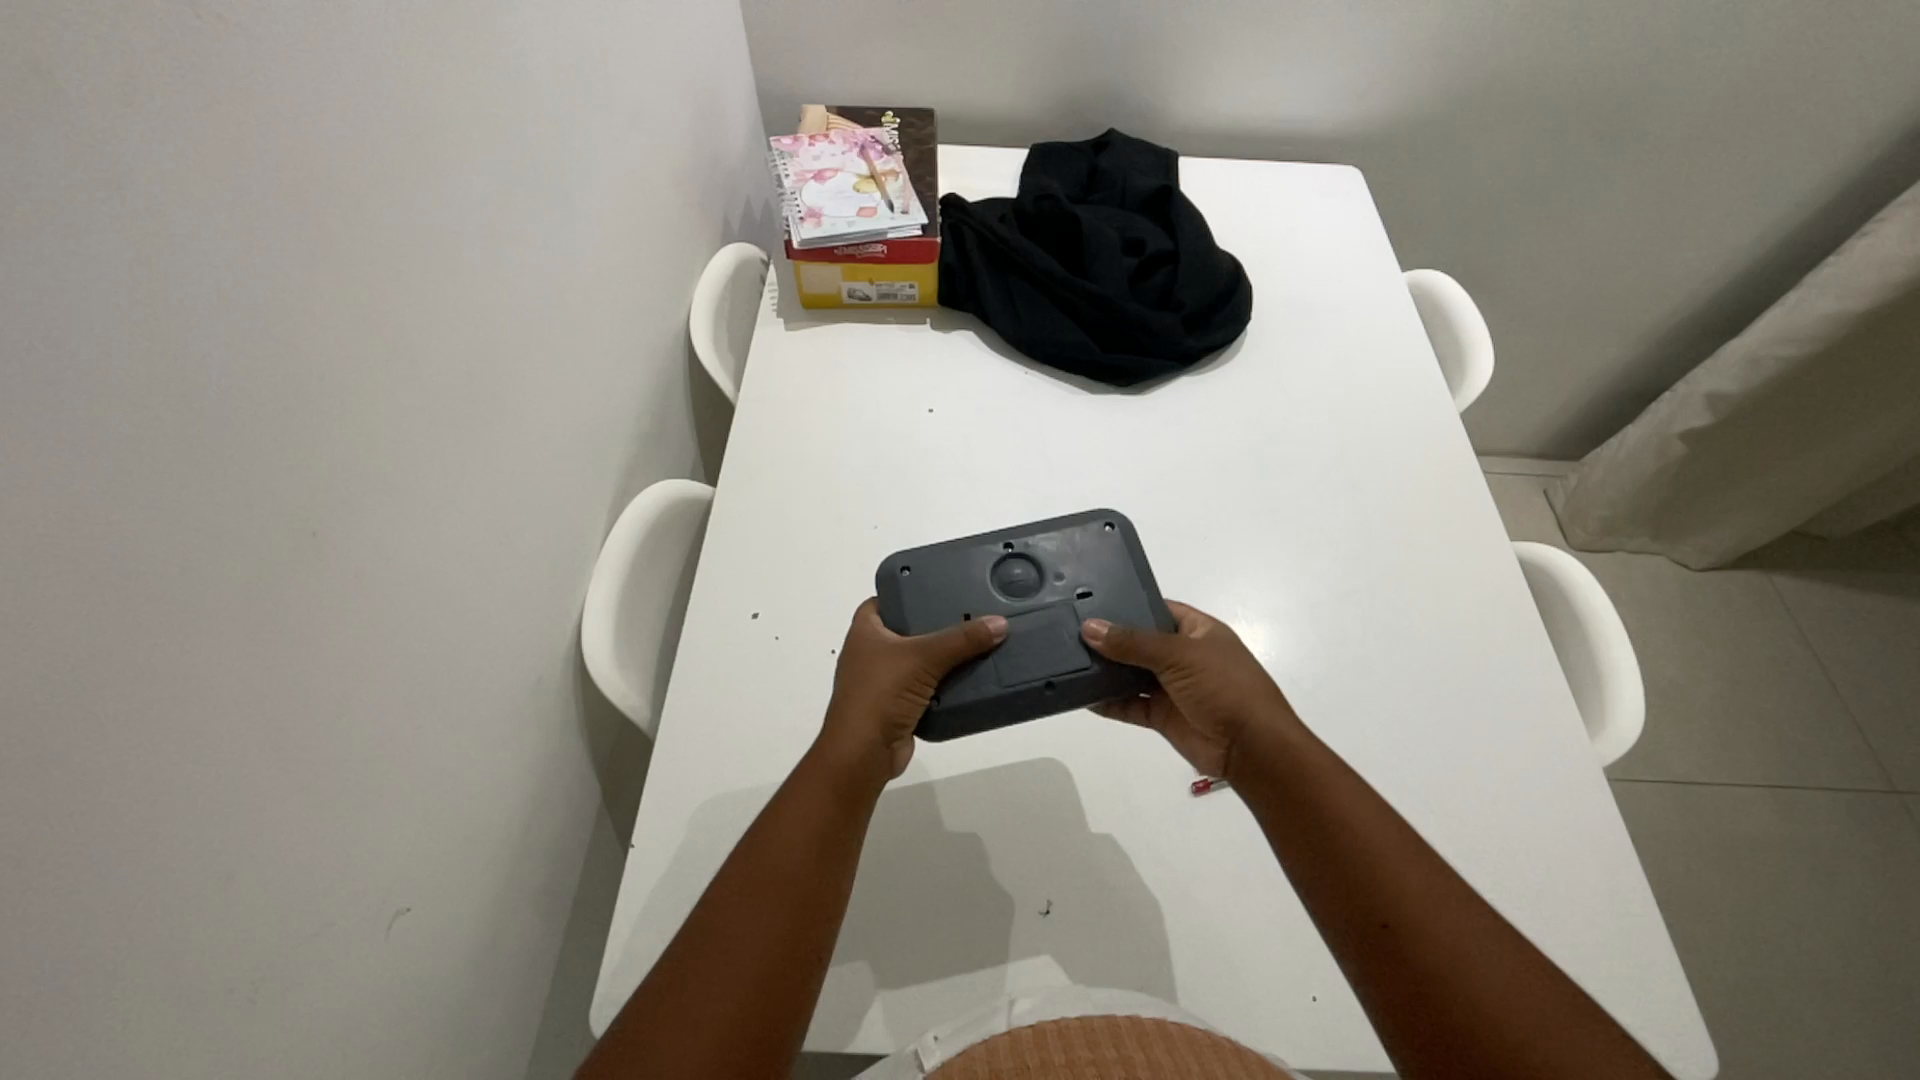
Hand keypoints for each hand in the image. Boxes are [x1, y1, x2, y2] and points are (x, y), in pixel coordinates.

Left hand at [818, 599, 1007, 781]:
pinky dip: (946, 685)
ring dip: (944, 658)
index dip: (908, 592)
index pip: (885, 600)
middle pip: (908, 631)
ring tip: (979, 642)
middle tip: (970, 614)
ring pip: (920, 662)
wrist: (864, 753)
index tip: (938, 587)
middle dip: (936, 626)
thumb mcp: (923, 657)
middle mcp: (871, 653)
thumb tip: (1000, 623)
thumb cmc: (881, 693)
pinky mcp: (898, 707)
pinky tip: (972, 678)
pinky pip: (927, 688)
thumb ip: (961, 639)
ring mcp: (883, 682)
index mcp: (865, 631)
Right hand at [1082, 600, 1299, 778]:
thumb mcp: (1179, 655)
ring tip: (1069, 661)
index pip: (1158, 609)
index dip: (1129, 604)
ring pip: (1132, 675)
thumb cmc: (1224, 687)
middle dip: (1110, 640)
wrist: (1251, 747)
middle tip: (1070, 631)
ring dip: (1106, 672)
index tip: (1092, 601)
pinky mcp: (1163, 716)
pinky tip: (1083, 696)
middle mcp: (1184, 656)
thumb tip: (1090, 628)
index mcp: (1198, 631)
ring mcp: (1173, 687)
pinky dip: (1109, 702)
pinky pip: (1130, 705)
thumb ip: (1132, 642)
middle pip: (1140, 643)